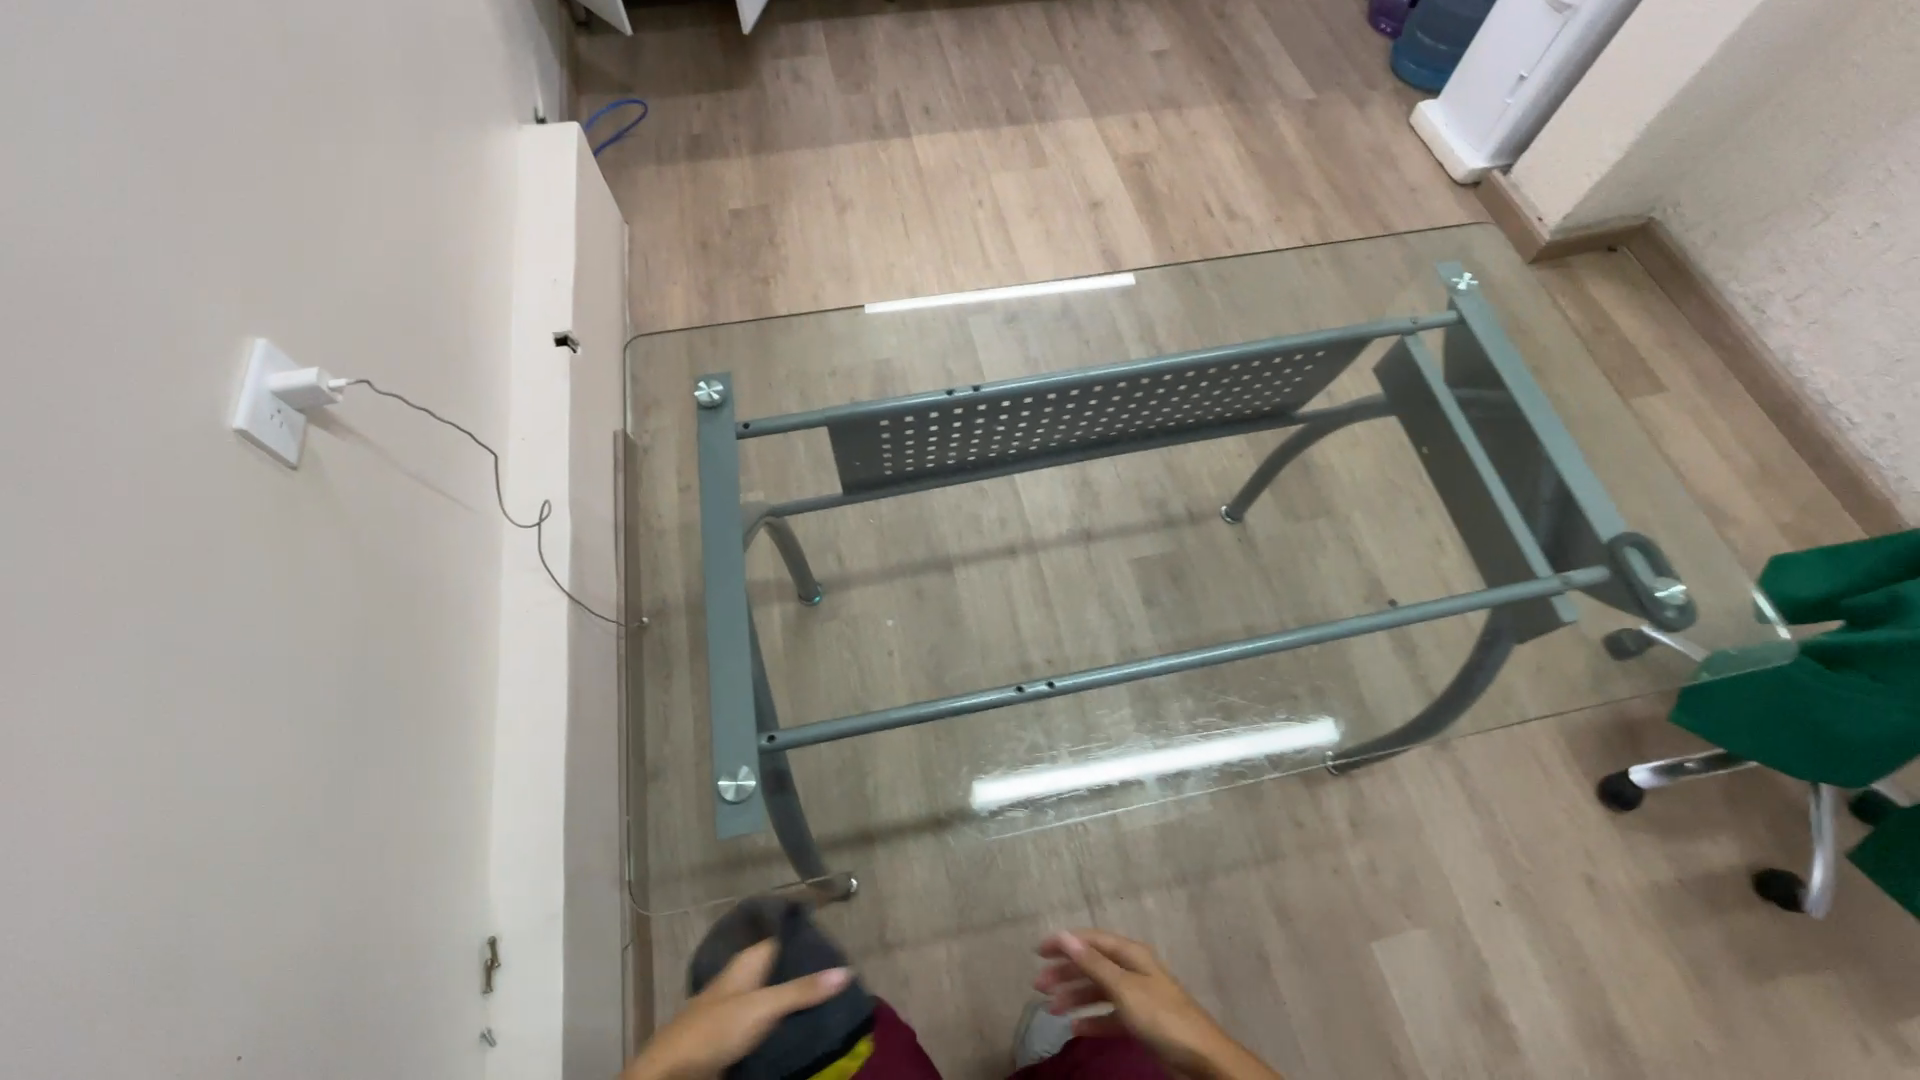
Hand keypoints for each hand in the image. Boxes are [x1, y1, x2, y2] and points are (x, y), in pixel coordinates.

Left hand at [622, 940, 850, 1079]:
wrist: (671, 1076)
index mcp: (748, 962)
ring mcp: (741, 1010)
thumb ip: (802, 990)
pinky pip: (772, 1026)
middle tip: (850, 980)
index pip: (784, 939)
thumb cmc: (714, 1031)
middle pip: (784, 971)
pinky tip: (813, 1031)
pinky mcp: (739, 1038)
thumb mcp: (762, 1007)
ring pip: (779, 1000)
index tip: (843, 944)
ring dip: (802, 1004)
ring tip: (841, 1005)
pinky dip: (790, 1027)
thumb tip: (847, 970)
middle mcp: (745, 980)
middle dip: (812, 976)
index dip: (811, 940)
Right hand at [1034, 930, 1279, 1079]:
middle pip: (1092, 965)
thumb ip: (1092, 963)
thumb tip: (1065, 935)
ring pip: (1098, 991)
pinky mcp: (1139, 1022)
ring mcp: (1136, 997)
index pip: (1091, 940)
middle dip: (1065, 973)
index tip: (1038, 952)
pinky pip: (1108, 1016)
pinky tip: (1075, 1028)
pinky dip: (1091, 1020)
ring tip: (1051, 1009)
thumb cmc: (1160, 1016)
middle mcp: (1132, 970)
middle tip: (1039, 986)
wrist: (1200, 1057)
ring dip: (1074, 997)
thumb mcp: (1123, 988)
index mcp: (1131, 954)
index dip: (1064, 943)